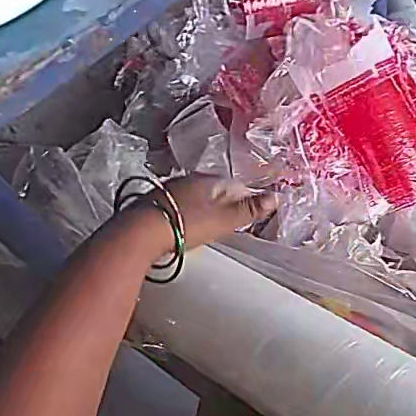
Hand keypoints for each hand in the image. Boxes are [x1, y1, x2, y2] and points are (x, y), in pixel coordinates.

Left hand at [112, 175, 277, 265]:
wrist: (140, 234)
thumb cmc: (186, 224)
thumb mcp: (223, 220)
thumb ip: (248, 210)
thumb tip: (276, 197)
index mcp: (205, 180)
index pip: (232, 184)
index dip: (243, 197)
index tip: (248, 211)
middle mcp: (184, 181)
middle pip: (210, 190)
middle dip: (221, 202)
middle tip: (230, 219)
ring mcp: (165, 192)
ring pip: (191, 198)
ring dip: (201, 209)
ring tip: (208, 225)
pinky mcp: (150, 206)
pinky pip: (174, 208)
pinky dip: (183, 216)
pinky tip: (183, 228)